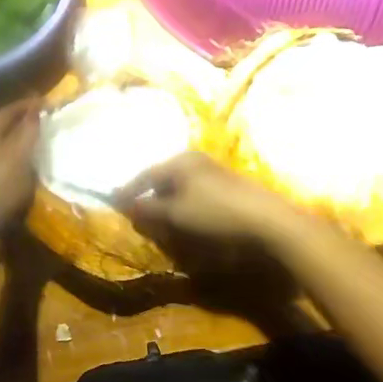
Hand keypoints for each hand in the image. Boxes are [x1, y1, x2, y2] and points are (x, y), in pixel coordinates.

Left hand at [0, 98, 41, 232]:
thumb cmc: (5, 189)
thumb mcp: (21, 158)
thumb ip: (29, 131)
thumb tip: (37, 108)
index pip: (8, 111)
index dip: (28, 104)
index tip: (48, 101)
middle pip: (4, 123)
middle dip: (25, 117)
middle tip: (46, 115)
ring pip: (4, 137)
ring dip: (21, 132)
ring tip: (40, 132)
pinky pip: (3, 150)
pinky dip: (17, 146)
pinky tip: (28, 152)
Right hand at [114, 152, 305, 246]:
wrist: (268, 220)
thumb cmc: (215, 213)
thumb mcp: (175, 214)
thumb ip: (148, 208)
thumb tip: (127, 204)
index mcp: (180, 161)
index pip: (146, 175)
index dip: (129, 191)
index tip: (114, 203)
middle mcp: (196, 160)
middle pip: (164, 178)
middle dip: (150, 195)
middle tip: (137, 212)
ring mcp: (215, 172)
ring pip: (181, 187)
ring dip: (168, 202)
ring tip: (161, 220)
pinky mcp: (230, 186)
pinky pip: (196, 193)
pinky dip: (185, 205)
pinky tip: (187, 220)